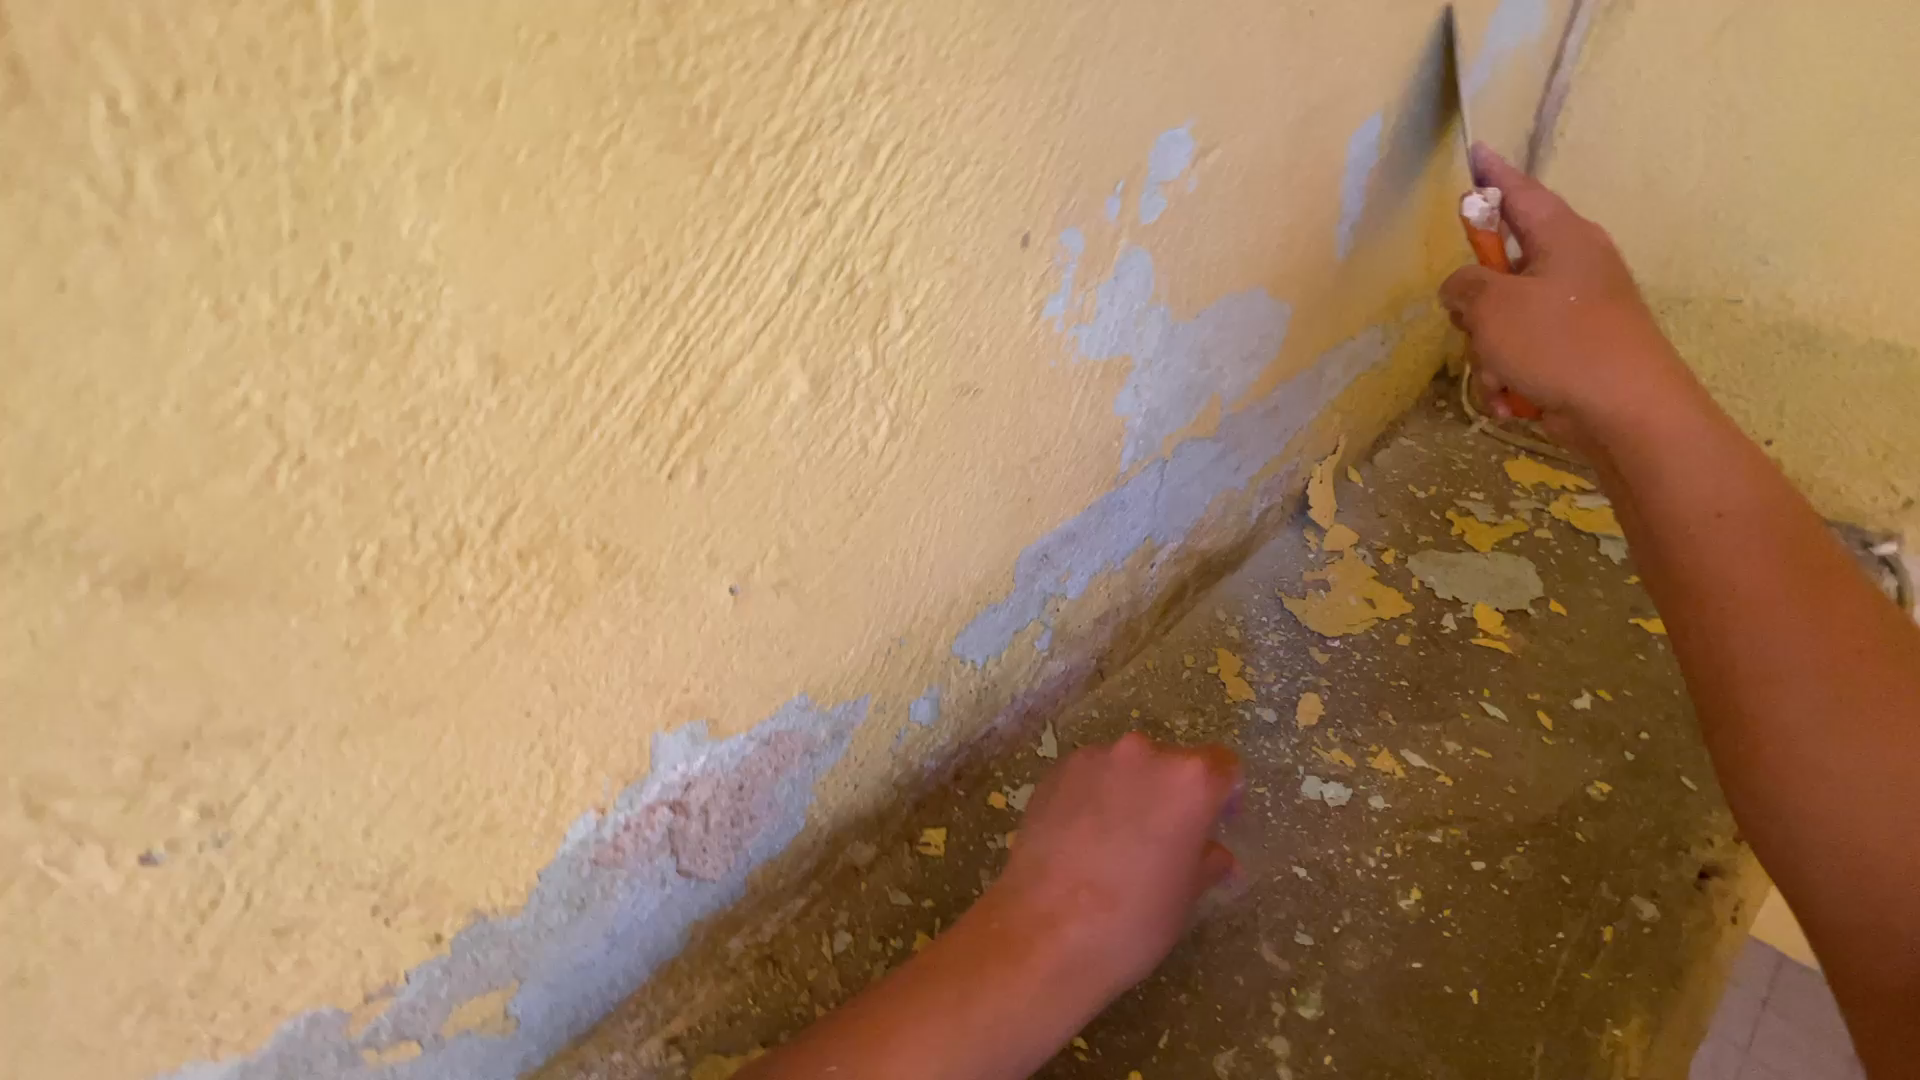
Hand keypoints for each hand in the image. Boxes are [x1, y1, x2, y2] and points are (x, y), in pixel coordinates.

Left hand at [978, 733, 1239, 1001]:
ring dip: (1130, 791)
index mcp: (1188, 779)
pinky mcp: (1056, 771)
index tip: (1215, 822)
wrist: (1046, 929)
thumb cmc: (1133, 918)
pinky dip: (1094, 795)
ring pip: (1127, 767)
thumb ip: (1206, 860)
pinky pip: (1089, 775)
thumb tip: (1215, 854)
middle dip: (1172, 793)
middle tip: (1163, 838)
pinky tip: (1082, 837)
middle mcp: (1142, 753)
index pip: (1221, 765)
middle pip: (1170, 763)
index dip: (1223, 793)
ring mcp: (1093, 758)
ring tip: (1116, 840)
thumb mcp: (1186, 895)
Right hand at [1440, 144, 1699, 444]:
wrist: (1623, 409)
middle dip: (1474, 307)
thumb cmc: (1559, 343)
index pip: (1519, 194)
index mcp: (1562, 239)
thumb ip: (1463, 284)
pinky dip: (1505, 377)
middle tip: (1471, 322)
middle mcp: (1569, 268)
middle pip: (1496, 271)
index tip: (1475, 152)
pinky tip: (1512, 396)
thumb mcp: (1492, 306)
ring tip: (1501, 375)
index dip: (1492, 175)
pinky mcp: (1567, 349)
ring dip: (1487, 353)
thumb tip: (1461, 286)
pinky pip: (1515, 354)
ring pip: (1498, 321)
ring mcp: (1570, 310)